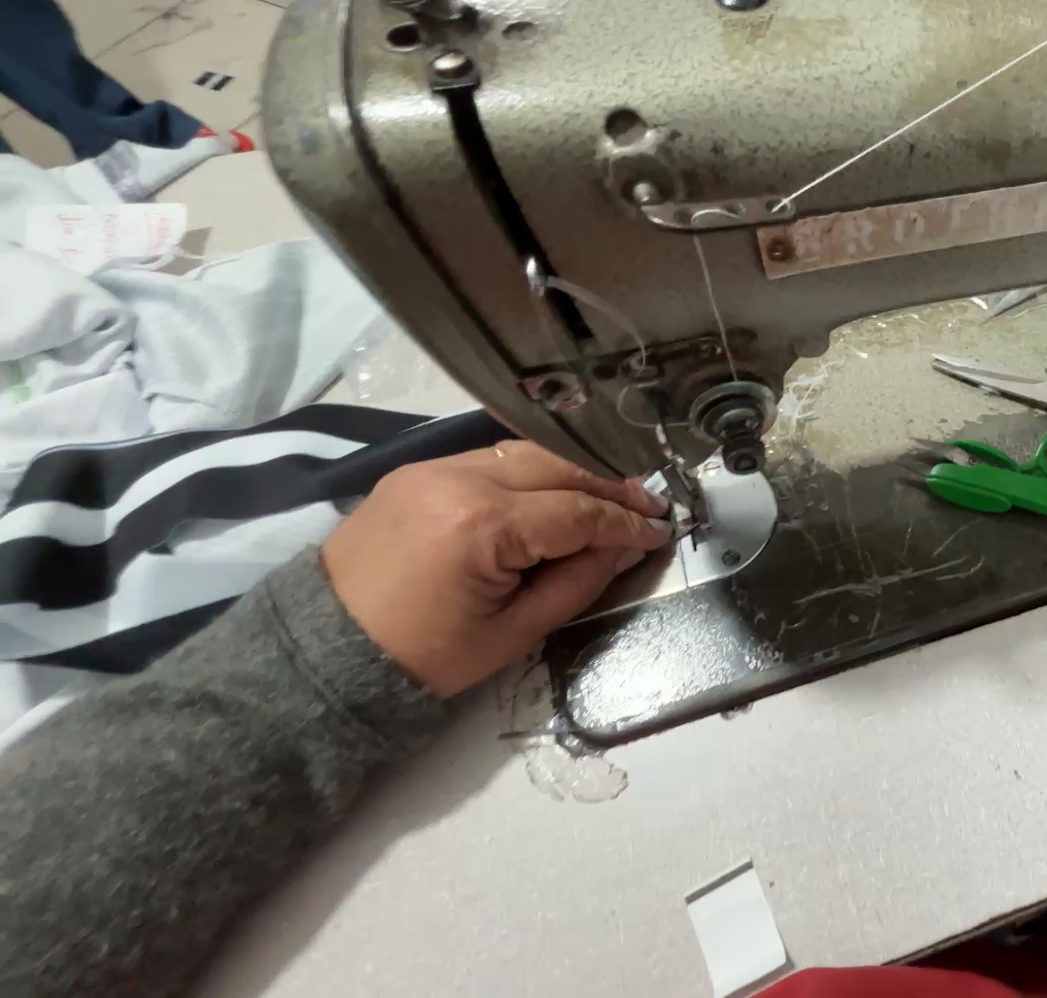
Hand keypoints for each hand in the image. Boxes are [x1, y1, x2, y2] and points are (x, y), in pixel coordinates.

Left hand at [320, 441, 672, 695]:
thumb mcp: (516, 632)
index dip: (627, 524)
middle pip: (561, 467)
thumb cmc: (425, 657)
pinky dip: (538, 472)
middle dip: (613, 486)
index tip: (662, 533)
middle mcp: (459, 480)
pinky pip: (496, 459)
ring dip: (578, 472)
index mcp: (481, 526)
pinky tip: (561, 490)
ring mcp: (434, 468)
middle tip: (650, 507)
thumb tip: (624, 548)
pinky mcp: (419, 471)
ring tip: (614, 495)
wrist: (320, 656)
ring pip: (531, 453)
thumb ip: (579, 582)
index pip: (578, 512)